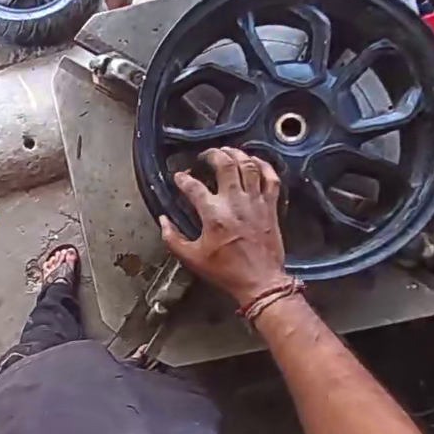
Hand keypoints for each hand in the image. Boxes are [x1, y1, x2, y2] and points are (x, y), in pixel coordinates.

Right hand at [158, 148, 294, 307]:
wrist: (260, 282)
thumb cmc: (227, 271)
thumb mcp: (192, 258)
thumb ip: (172, 238)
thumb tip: (163, 222)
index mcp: (213, 214)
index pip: (193, 186)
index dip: (182, 179)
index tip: (179, 178)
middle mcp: (235, 202)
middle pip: (224, 164)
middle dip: (212, 154)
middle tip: (205, 156)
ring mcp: (255, 201)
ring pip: (248, 165)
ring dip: (236, 154)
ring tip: (227, 151)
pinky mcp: (270, 206)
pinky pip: (270, 178)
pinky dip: (263, 165)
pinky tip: (254, 162)